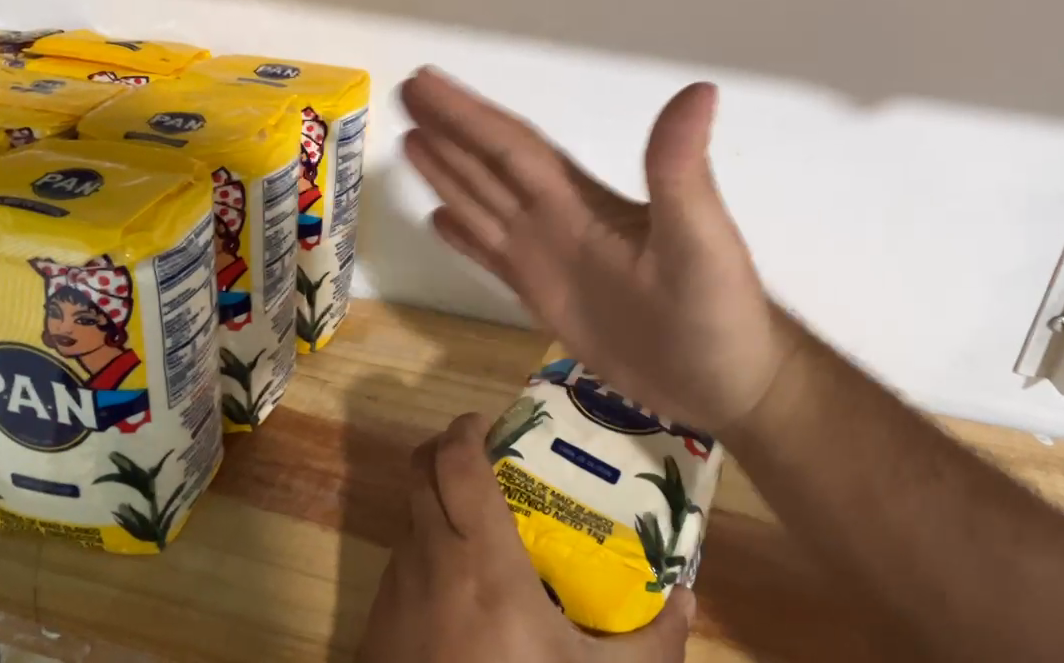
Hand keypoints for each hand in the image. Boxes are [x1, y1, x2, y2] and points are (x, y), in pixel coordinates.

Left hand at [357, 414, 694, 662]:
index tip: (489, 423)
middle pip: (420, 471)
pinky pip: (399, 566)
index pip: (457, 461)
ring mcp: (396, 591)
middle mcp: (430, 558)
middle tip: (486, 460)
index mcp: (482, 558)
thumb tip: (688, 601)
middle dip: (446, 451)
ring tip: (479, 529)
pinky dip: (425, 555)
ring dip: (437, 506)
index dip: (466, 428)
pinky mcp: (375, 625)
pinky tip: (459, 593)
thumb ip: (651, 643)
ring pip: (409, 518)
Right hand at [399, 68, 793, 438]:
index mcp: (582, 200)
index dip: (468, 114)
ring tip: (409, 143)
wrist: (728, 380)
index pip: (512, 146)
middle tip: (404, 95)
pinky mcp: (546, 297)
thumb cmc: (717, 310)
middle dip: (448, 130)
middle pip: (489, 165)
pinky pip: (493, 258)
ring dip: (448, 173)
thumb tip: (698, 91)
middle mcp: (557, 219)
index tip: (424, 82)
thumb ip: (681, 170)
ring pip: (485, 204)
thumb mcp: (701, 238)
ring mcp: (549, 258)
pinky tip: (440, 221)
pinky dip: (466, 236)